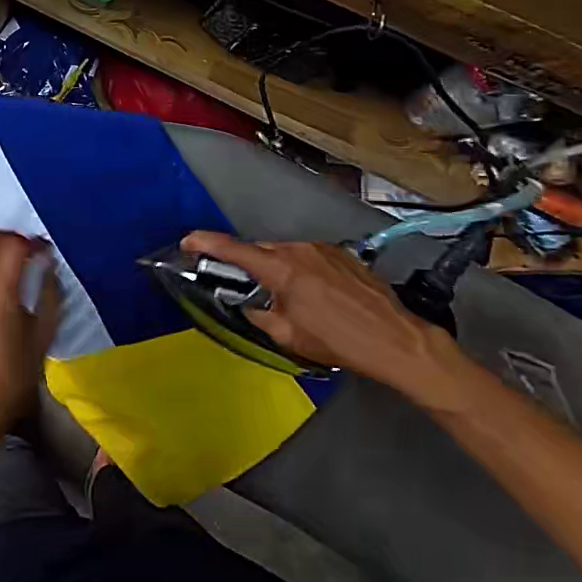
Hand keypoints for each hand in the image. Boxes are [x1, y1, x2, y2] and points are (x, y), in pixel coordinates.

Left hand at [0, 231, 57, 428]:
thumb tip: (50, 263)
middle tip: (29, 247)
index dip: (34, 241)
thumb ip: (49, 291)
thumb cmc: (19, 368)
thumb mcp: (46, 330)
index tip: (47, 249)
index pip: (15, 245)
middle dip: (12, 235)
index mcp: (4, 293)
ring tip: (12, 255)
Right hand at [181, 231, 461, 396]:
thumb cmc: (338, 340)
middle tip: (242, 285)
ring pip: (288, 252)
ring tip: (287, 298)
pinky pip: (311, 256)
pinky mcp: (343, 253)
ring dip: (279, 269)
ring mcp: (325, 248)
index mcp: (283, 269)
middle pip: (263, 250)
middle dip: (249, 264)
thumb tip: (252, 306)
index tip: (189, 240)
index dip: (209, 243)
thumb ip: (263, 316)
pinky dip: (302, 270)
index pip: (237, 251)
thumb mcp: (290, 336)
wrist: (392, 336)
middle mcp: (301, 249)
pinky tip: (315, 295)